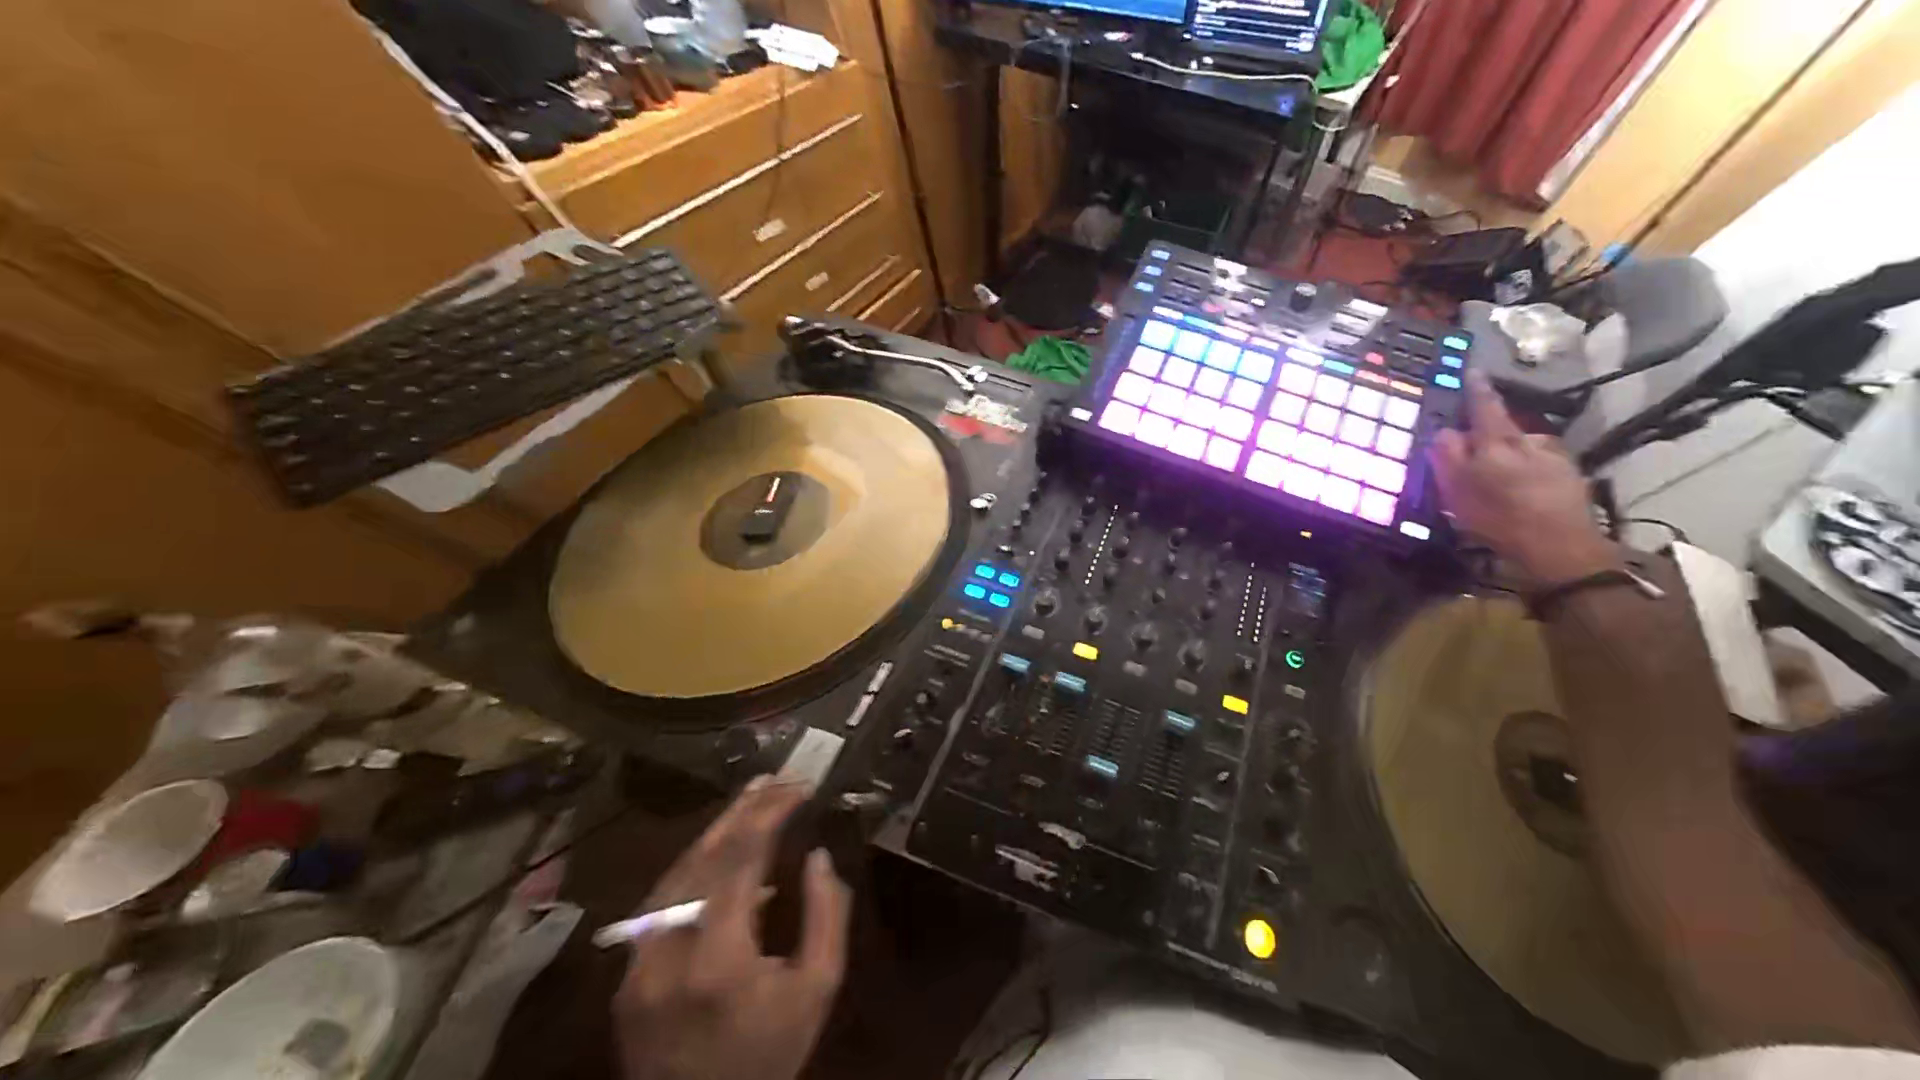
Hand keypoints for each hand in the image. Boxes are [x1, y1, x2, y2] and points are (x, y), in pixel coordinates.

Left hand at [612, 778, 849, 1079]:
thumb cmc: (769, 1056)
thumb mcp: (817, 991)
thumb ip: (826, 917)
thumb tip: (818, 855)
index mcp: (721, 957)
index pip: (742, 860)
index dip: (770, 813)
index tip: (798, 787)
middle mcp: (670, 950)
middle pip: (704, 856)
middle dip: (742, 810)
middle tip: (773, 778)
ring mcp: (638, 960)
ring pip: (677, 872)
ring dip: (716, 830)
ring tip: (751, 800)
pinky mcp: (626, 971)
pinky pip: (662, 900)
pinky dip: (694, 866)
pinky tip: (721, 851)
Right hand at [1429, 371, 1619, 583]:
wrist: (1559, 547)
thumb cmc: (1499, 517)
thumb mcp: (1456, 489)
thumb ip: (1447, 456)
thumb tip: (1446, 432)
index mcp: (1499, 441)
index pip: (1485, 406)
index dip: (1476, 389)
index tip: (1473, 372)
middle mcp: (1531, 441)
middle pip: (1503, 432)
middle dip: (1487, 441)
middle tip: (1472, 466)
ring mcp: (1556, 458)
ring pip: (1522, 451)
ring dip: (1509, 461)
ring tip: (1497, 489)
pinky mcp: (1571, 477)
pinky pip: (1540, 467)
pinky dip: (1527, 476)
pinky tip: (1521, 498)